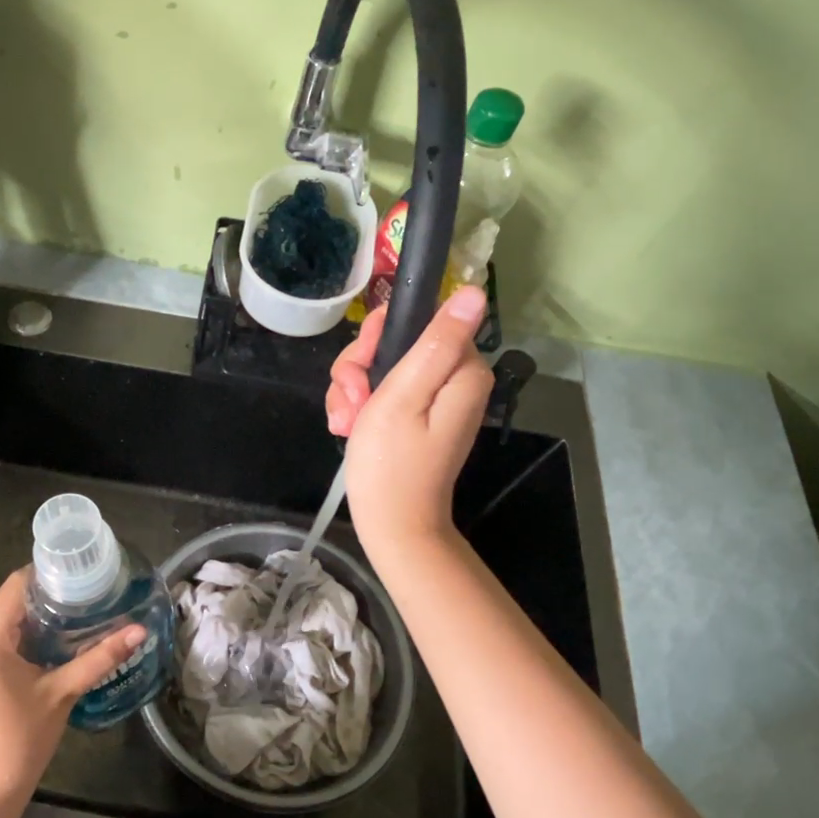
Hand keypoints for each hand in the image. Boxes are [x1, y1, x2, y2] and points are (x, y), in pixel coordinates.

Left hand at [0, 568, 146, 817]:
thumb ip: (100, 657)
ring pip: (7, 620)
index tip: (81, 571)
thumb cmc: (22, 738)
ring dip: (40, 616)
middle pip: (12, 601)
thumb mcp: (63, 692)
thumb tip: (139, 631)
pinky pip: (1, 639)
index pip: (16, 585)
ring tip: (80, 611)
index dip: (48, 573)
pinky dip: (27, 635)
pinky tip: (58, 640)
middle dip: (49, 595)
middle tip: (89, 592)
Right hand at [326, 287, 493, 552]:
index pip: (415, 320)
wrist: (392, 526)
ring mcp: (433, 399)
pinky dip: (359, 407)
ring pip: (379, 367)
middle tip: (351, 401)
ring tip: (346, 422)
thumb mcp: (405, 395)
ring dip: (352, 391)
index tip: (360, 374)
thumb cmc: (392, 464)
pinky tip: (347, 428)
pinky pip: (382, 392)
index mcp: (460, 369)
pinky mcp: (416, 416)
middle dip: (359, 369)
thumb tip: (472, 291)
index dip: (377, 338)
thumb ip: (435, 341)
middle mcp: (453, 378)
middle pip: (394, 343)